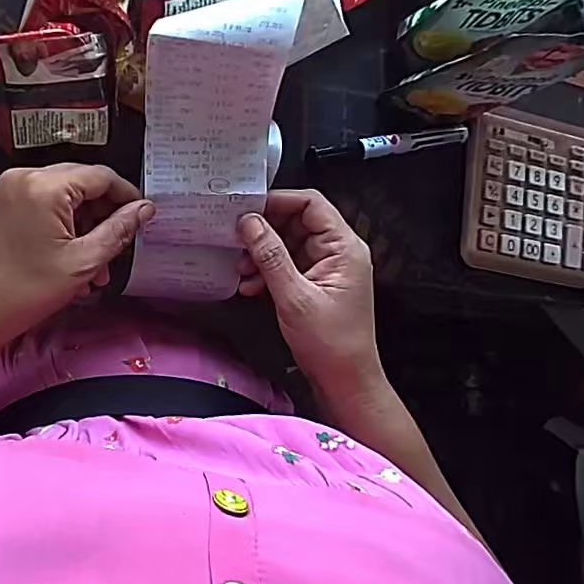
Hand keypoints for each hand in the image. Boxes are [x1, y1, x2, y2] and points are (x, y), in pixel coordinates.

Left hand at [0, 164, 153, 351]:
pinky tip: (75, 259)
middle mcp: (25, 177)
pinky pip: (46, 204)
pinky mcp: (4, 204)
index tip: (143, 218)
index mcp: (44, 186)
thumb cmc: (26, 291)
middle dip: (105, 213)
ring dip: (86, 225)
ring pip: (65, 196)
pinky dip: (64, 226)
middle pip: (82, 182)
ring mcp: (11, 189)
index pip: (101, 176)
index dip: (127, 195)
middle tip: (120, 246)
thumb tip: (144, 209)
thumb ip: (118, 230)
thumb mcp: (82, 262)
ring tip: (98, 266)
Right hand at [236, 189, 385, 403]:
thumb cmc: (334, 345)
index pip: (311, 204)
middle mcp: (337, 253)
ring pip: (286, 244)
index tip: (249, 208)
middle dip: (264, 231)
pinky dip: (265, 272)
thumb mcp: (295, 297)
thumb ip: (270, 256)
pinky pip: (284, 265)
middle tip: (238, 238)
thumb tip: (250, 224)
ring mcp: (324, 268)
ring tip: (243, 268)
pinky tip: (251, 285)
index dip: (278, 201)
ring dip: (261, 254)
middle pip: (295, 222)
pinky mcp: (312, 283)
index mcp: (344, 248)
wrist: (345, 381)